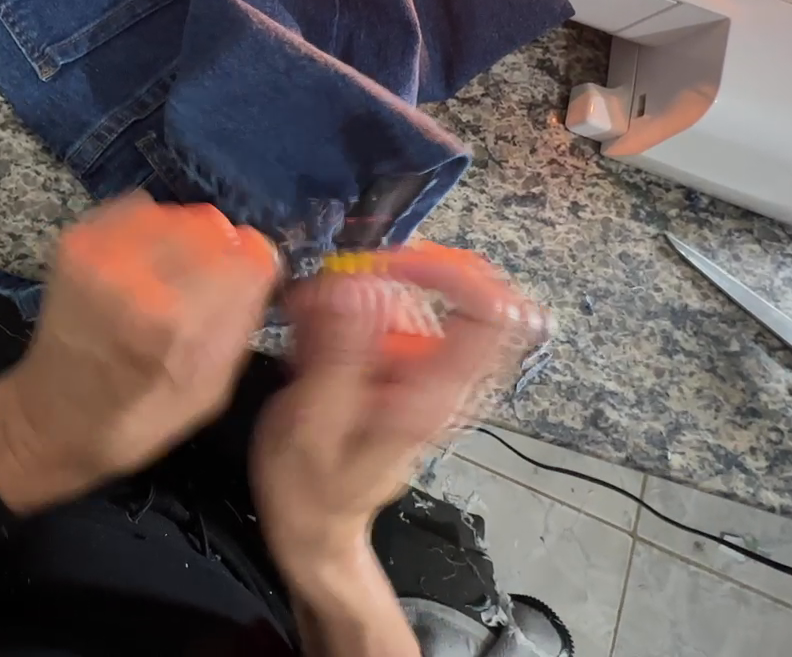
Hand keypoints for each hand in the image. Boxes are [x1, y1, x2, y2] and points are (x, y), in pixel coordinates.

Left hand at [0, 191, 279, 513]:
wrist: (50, 416)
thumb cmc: (136, 419)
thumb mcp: (207, 392)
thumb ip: (239, 322)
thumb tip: (264, 263)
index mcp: (171, 320)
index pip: (243, 258)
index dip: (253, 266)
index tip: (251, 279)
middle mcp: (131, 275)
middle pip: (207, 228)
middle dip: (219, 250)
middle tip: (210, 281)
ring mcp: (96, 251)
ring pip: (172, 216)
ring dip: (184, 237)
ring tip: (173, 274)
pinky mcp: (74, 240)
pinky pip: (134, 210)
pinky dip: (149, 229)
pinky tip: (143, 262)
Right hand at [250, 246, 539, 592]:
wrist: (312, 527)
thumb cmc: (310, 488)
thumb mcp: (312, 420)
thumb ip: (339, 352)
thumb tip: (359, 286)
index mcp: (433, 396)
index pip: (492, 316)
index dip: (451, 273)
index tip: (390, 263)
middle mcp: (437, 379)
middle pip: (438, 296)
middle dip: (374, 282)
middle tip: (320, 299)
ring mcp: (416, 373)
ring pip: (400, 301)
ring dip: (344, 299)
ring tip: (300, 329)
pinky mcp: (393, 370)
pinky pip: (374, 318)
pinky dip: (337, 315)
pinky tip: (307, 343)